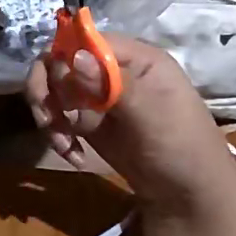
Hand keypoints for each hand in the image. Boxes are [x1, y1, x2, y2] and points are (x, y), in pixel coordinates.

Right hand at [26, 34, 235, 209]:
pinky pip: (57, 116)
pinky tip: (72, 155)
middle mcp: (112, 70)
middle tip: (50, 119)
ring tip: (62, 143)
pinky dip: (57, 134)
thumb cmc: (182, 148)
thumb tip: (75, 57)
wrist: (187, 195)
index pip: (86, 40)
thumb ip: (113, 85)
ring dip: (49, 115)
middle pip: (60, 61)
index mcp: (135, 59)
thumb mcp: (152, 115)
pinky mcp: (87, 120)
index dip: (64, 59)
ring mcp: (98, 95)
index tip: (61, 91)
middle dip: (48, 90)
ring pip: (53, 89)